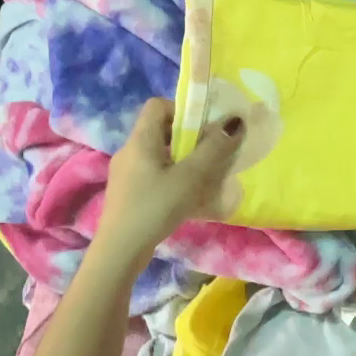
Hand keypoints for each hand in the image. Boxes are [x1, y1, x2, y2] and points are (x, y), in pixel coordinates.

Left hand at [96, 98, 244, 261]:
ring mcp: (126, 173)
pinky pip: (154, 174)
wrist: (120, 251)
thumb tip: (235, 122)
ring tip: (204, 178)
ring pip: (159, 154)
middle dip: (189, 138)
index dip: (183, 109)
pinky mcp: (128, 193)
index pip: (157, 105)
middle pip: (161, 130)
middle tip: (211, 153)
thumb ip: (214, 148)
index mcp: (140, 140)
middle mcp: (130, 151)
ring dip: (183, 160)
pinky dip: (172, 178)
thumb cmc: (155, 207)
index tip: (204, 128)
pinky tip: (186, 198)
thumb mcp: (191, 177)